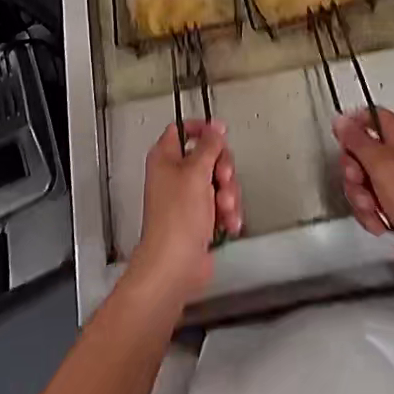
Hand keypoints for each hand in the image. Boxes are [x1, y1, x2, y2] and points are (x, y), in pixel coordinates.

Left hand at [129, 119, 242, 299]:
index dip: (202, 129)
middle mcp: (174, 176)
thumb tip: (215, 127)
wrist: (176, 266)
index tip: (220, 135)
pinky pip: (221, 205)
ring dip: (228, 195)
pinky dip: (227, 214)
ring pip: (219, 182)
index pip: (182, 130)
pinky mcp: (199, 219)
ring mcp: (187, 198)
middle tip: (222, 179)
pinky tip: (227, 223)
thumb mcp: (196, 172)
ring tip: (222, 208)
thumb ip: (209, 145)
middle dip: (223, 169)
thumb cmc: (175, 221)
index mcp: (165, 158)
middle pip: (208, 156)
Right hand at [332, 108, 393, 276]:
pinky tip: (379, 219)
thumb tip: (342, 121)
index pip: (370, 116)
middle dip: (354, 170)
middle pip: (361, 150)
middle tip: (359, 178)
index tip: (343, 141)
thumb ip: (355, 139)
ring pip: (362, 179)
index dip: (352, 125)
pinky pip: (369, 200)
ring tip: (372, 205)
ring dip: (360, 195)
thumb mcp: (379, 163)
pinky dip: (370, 212)